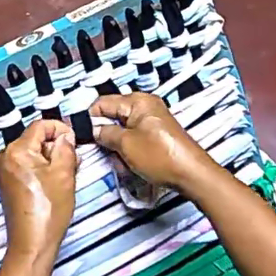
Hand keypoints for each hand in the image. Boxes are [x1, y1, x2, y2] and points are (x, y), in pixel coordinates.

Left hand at [0, 119, 77, 263]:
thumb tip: (66, 136)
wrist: (32, 243)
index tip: (72, 139)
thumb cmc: (46, 212)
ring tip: (64, 177)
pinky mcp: (8, 183)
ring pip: (32, 153)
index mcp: (17, 151)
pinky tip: (53, 184)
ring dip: (50, 159)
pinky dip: (41, 170)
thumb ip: (66, 148)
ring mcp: (5, 171)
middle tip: (72, 162)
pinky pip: (26, 166)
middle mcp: (6, 157)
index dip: (60, 129)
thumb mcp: (64, 173)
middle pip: (36, 139)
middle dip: (55, 147)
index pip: (40, 125)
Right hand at [89, 93, 220, 194]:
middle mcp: (145, 105)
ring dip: (119, 147)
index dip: (91, 117)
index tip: (83, 134)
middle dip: (107, 135)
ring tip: (123, 164)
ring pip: (124, 130)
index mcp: (137, 101)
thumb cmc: (159, 156)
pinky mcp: (157, 134)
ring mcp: (152, 120)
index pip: (103, 102)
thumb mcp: (126, 144)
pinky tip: (132, 165)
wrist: (191, 174)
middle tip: (106, 153)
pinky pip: (135, 137)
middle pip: (114, 116)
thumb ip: (105, 133)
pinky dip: (130, 150)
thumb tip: (94, 129)